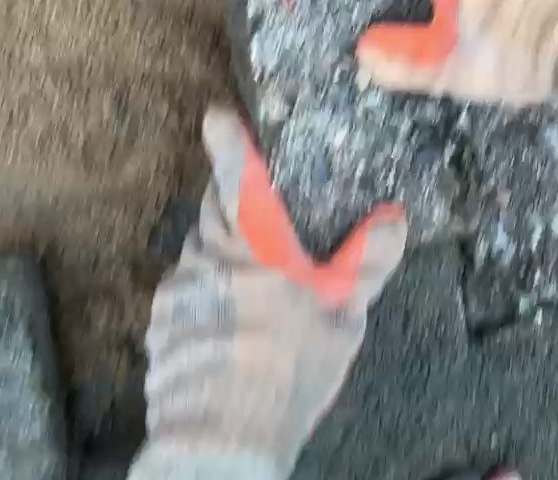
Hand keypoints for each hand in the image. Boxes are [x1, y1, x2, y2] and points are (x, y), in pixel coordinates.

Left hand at [130, 107, 408, 479]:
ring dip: (219, 250)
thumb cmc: (290, 368)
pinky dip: (204, 289)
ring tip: (251, 280)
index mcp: (254, 244)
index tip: (216, 115)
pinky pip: (184, 289)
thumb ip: (369, 263)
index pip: (237, 177)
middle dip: (228, 197)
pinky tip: (228, 322)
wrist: (222, 442)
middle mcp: (208, 255)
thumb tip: (396, 218)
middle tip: (255, 210)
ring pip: (198, 248)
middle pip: (212, 207)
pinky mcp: (161, 325)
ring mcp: (177, 291)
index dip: (227, 142)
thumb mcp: (343, 317)